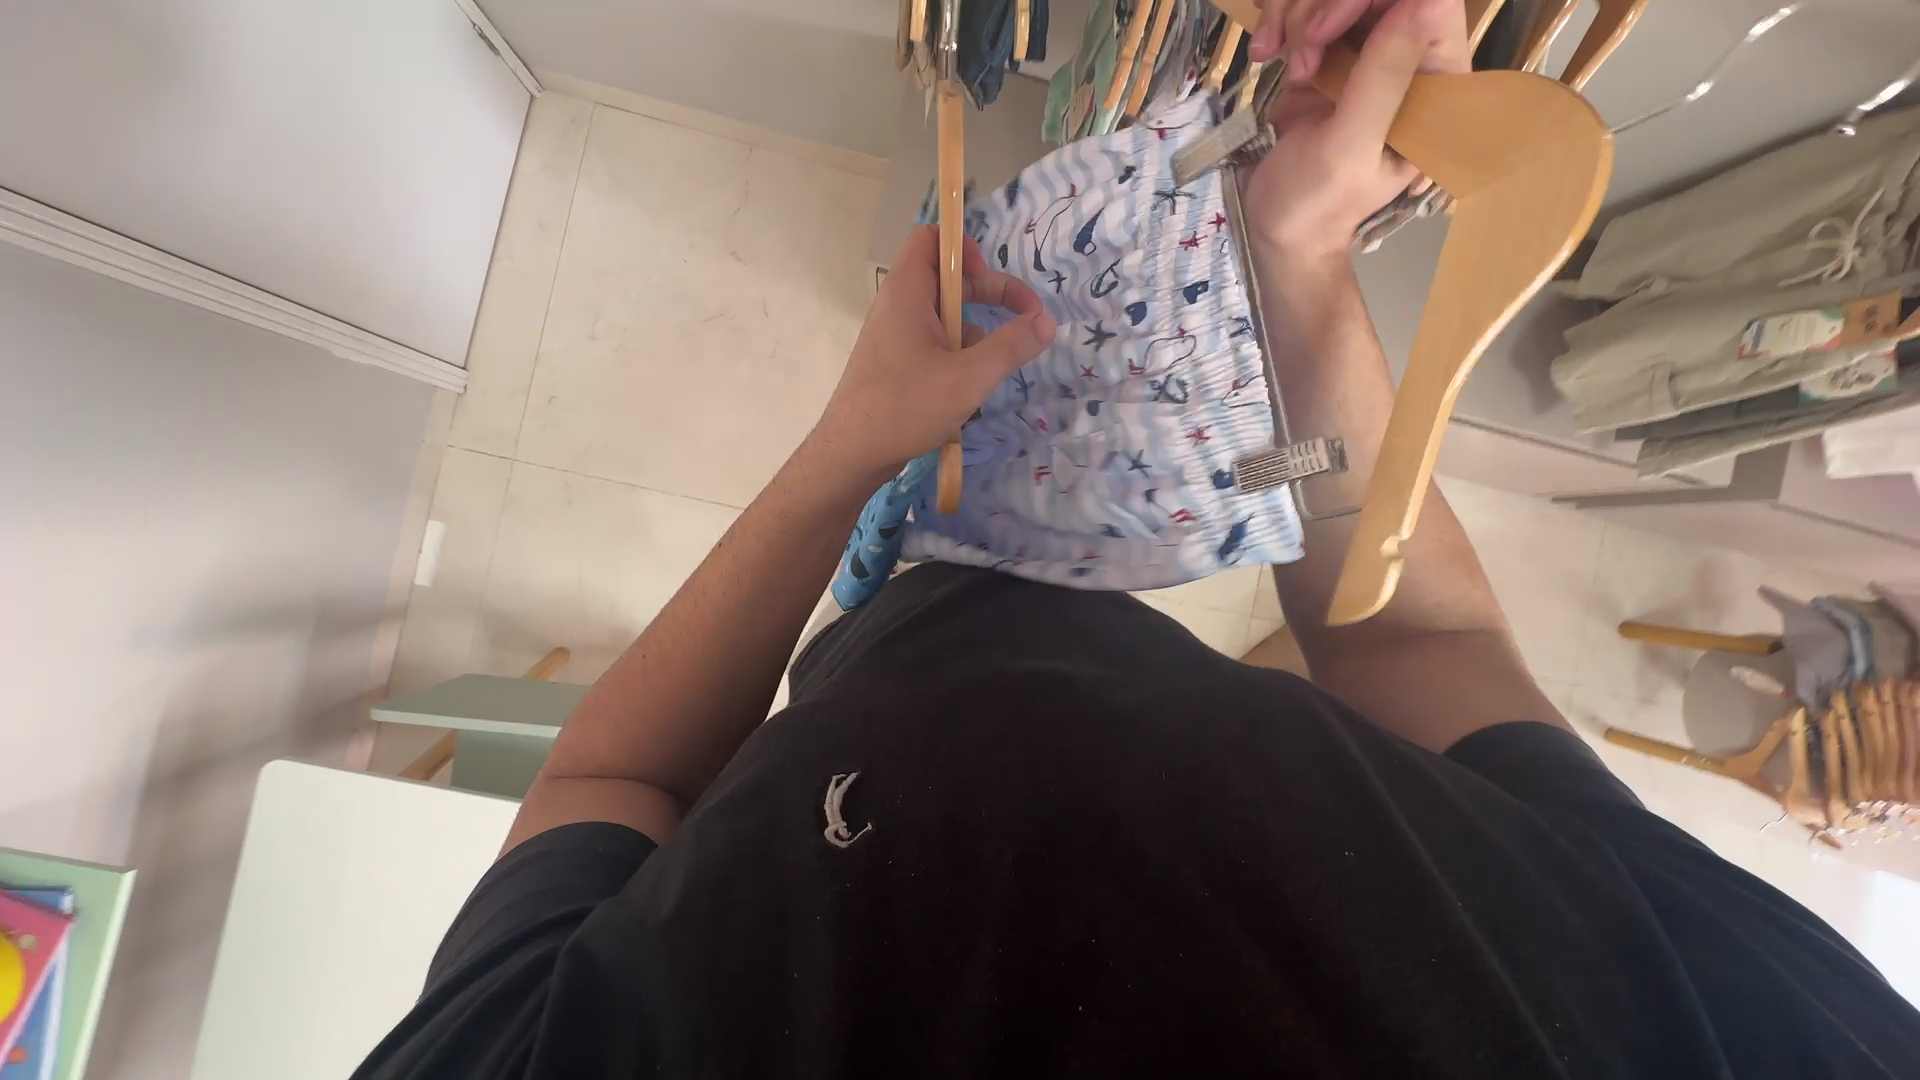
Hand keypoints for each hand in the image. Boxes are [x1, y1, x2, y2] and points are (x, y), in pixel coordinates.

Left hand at [808, 225, 1055, 483]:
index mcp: (907, 293)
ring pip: (944, 319)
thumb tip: (1047, 322)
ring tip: (996, 368)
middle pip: (948, 280)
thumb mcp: (968, 377)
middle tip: (1027, 320)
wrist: (852, 455)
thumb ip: (1011, 346)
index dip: (964, 248)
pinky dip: (958, 358)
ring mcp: (895, 339)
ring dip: (976, 334)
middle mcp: (898, 308)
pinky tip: (970, 390)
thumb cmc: (906, 407)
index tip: (988, 278)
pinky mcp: (896, 367)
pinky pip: (934, 347)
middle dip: (989, 295)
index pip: (930, 239)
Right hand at [1242, 0, 1468, 264]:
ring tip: (1275, 60)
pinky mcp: (1326, 57)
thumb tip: (1421, 0)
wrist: (1272, 228)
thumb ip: (1383, 80)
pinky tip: (1264, 52)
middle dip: (1324, 9)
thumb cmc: (1316, 206)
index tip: (1320, 31)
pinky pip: (1307, 12)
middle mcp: (1405, 60)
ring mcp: (1364, 56)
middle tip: (1296, 59)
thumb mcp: (1349, 150)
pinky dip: (1280, 23)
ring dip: (1297, 16)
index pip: (1426, 3)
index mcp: (1435, 84)